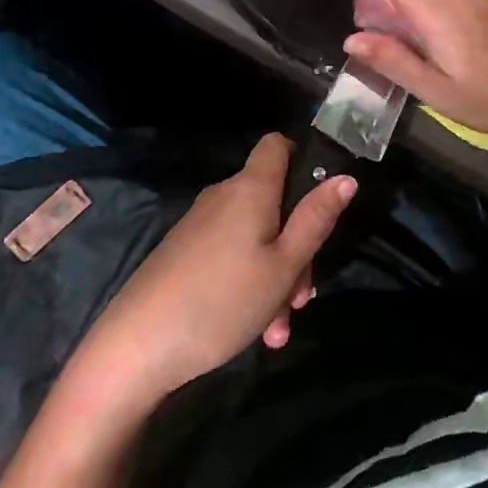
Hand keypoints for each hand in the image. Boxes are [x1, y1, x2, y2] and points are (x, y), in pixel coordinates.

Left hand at [70, 134, 355, 404]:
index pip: (276, 145)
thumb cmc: (225, 299)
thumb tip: (346, 177)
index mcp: (249, 189)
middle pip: (273, 204)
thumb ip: (315, 220)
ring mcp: (200, 225)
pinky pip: (230, 257)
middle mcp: (222, 197)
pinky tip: (255, 331)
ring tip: (276, 330)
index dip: (302, 160)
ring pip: (255, 240)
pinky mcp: (185, 251)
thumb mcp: (283, 265)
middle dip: (295, 249)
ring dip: (274, 280)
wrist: (141, 342)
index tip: (321, 200)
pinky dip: (248, 286)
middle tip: (302, 299)